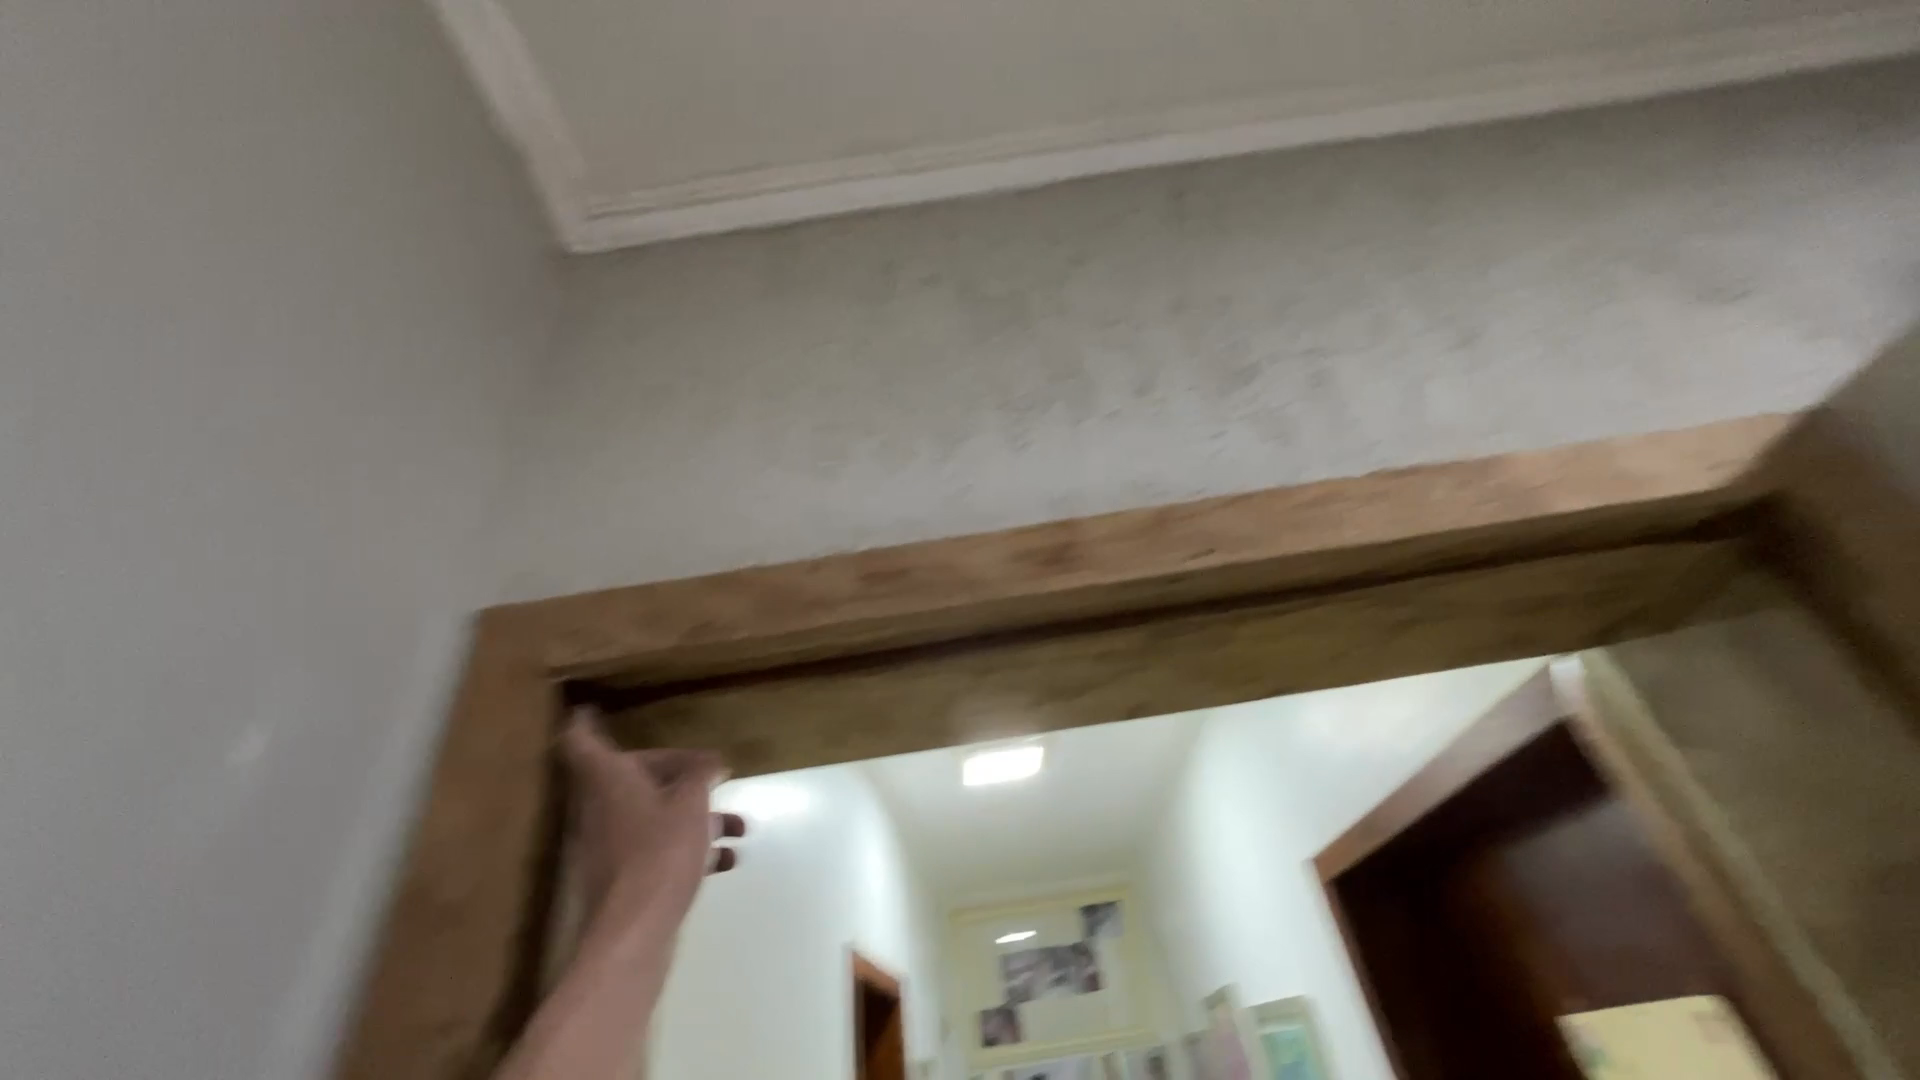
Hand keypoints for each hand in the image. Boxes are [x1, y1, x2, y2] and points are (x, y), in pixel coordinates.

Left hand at [557, 710, 746, 922]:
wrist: (634, 931)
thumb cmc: (660, 851)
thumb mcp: (691, 803)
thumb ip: (701, 776)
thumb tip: (710, 764)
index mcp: (607, 780)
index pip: (582, 741)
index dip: (585, 722)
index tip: (590, 709)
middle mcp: (600, 808)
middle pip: (631, 776)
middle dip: (674, 772)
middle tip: (709, 772)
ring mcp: (608, 845)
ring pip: (652, 813)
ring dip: (693, 813)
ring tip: (737, 824)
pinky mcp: (623, 877)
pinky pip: (657, 847)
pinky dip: (688, 845)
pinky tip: (725, 859)